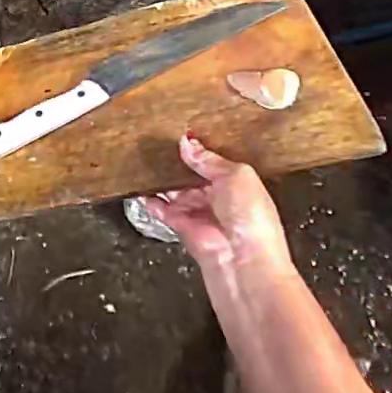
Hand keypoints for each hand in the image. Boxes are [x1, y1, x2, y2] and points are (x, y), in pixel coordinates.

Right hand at [136, 134, 291, 275]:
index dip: (198, 148)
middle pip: (190, 175)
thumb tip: (187, 143)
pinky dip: (149, 199)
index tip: (180, 132)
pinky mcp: (180, 224)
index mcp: (237, 184)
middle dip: (176, 162)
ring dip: (161, 178)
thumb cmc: (252, 219)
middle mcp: (217, 198)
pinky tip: (139, 186)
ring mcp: (197, 212)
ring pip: (173, 189)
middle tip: (157, 142)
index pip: (213, 161)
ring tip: (144, 158)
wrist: (243, 260)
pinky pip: (160, 208)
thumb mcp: (236, 176)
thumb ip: (208, 159)